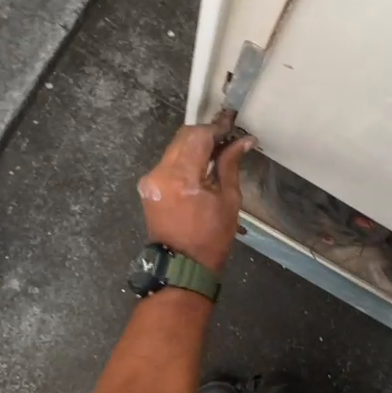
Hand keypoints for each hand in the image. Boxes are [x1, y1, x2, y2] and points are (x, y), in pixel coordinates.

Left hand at [136, 123, 254, 274]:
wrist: (182, 267)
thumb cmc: (211, 238)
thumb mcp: (228, 200)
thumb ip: (230, 165)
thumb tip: (243, 140)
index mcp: (181, 178)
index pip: (198, 136)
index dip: (217, 128)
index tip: (232, 125)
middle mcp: (160, 173)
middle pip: (183, 137)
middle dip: (205, 134)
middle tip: (227, 137)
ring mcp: (150, 179)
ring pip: (174, 148)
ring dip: (195, 145)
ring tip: (217, 152)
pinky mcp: (148, 186)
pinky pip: (168, 162)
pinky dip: (185, 159)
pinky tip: (200, 166)